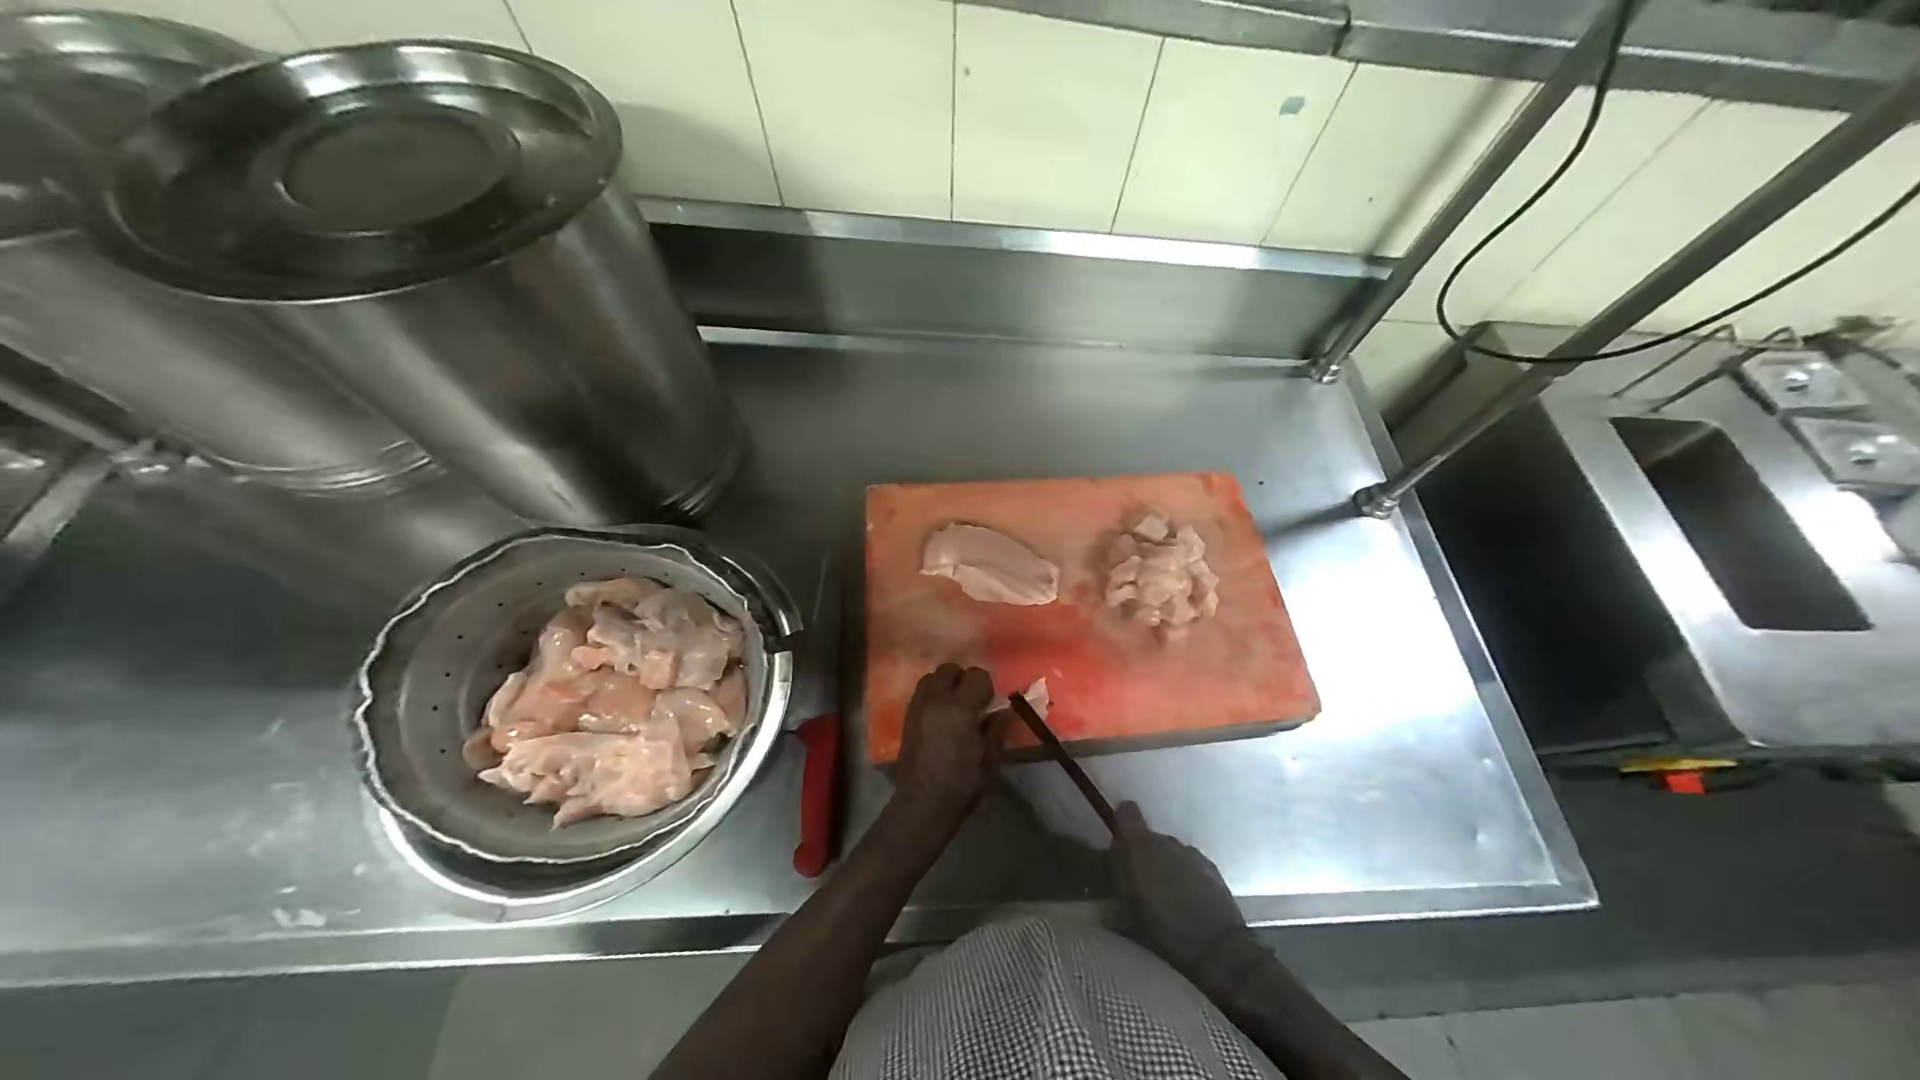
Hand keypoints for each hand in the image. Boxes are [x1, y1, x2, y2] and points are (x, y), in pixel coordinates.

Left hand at [889, 664, 1006, 833]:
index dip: (986, 686)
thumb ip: (996, 730)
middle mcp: (935, 700)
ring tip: (954, 707)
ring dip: (944, 686)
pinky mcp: (906, 718)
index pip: (975, 675)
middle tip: (972, 701)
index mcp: (959, 708)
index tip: (989, 703)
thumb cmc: (961, 784)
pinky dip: (932, 697)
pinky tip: (940, 718)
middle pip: (949, 670)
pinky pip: (920, 694)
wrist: (923, 804)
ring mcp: (917, 707)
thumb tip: (1001, 712)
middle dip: (962, 680)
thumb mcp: (989, 759)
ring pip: (931, 678)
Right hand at [1112, 801, 1254, 987]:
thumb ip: (1119, 870)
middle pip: (1150, 838)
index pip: (1127, 812)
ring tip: (1165, 896)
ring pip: (1171, 853)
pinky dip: (1185, 876)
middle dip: (1144, 855)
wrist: (1217, 948)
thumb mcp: (1127, 902)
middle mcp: (1168, 841)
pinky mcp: (1213, 870)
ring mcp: (1193, 854)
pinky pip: (1190, 866)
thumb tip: (1116, 848)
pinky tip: (1186, 901)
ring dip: (1165, 866)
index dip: (1123, 825)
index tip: (1120, 845)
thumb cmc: (1163, 926)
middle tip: (1139, 884)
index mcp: (1142, 845)